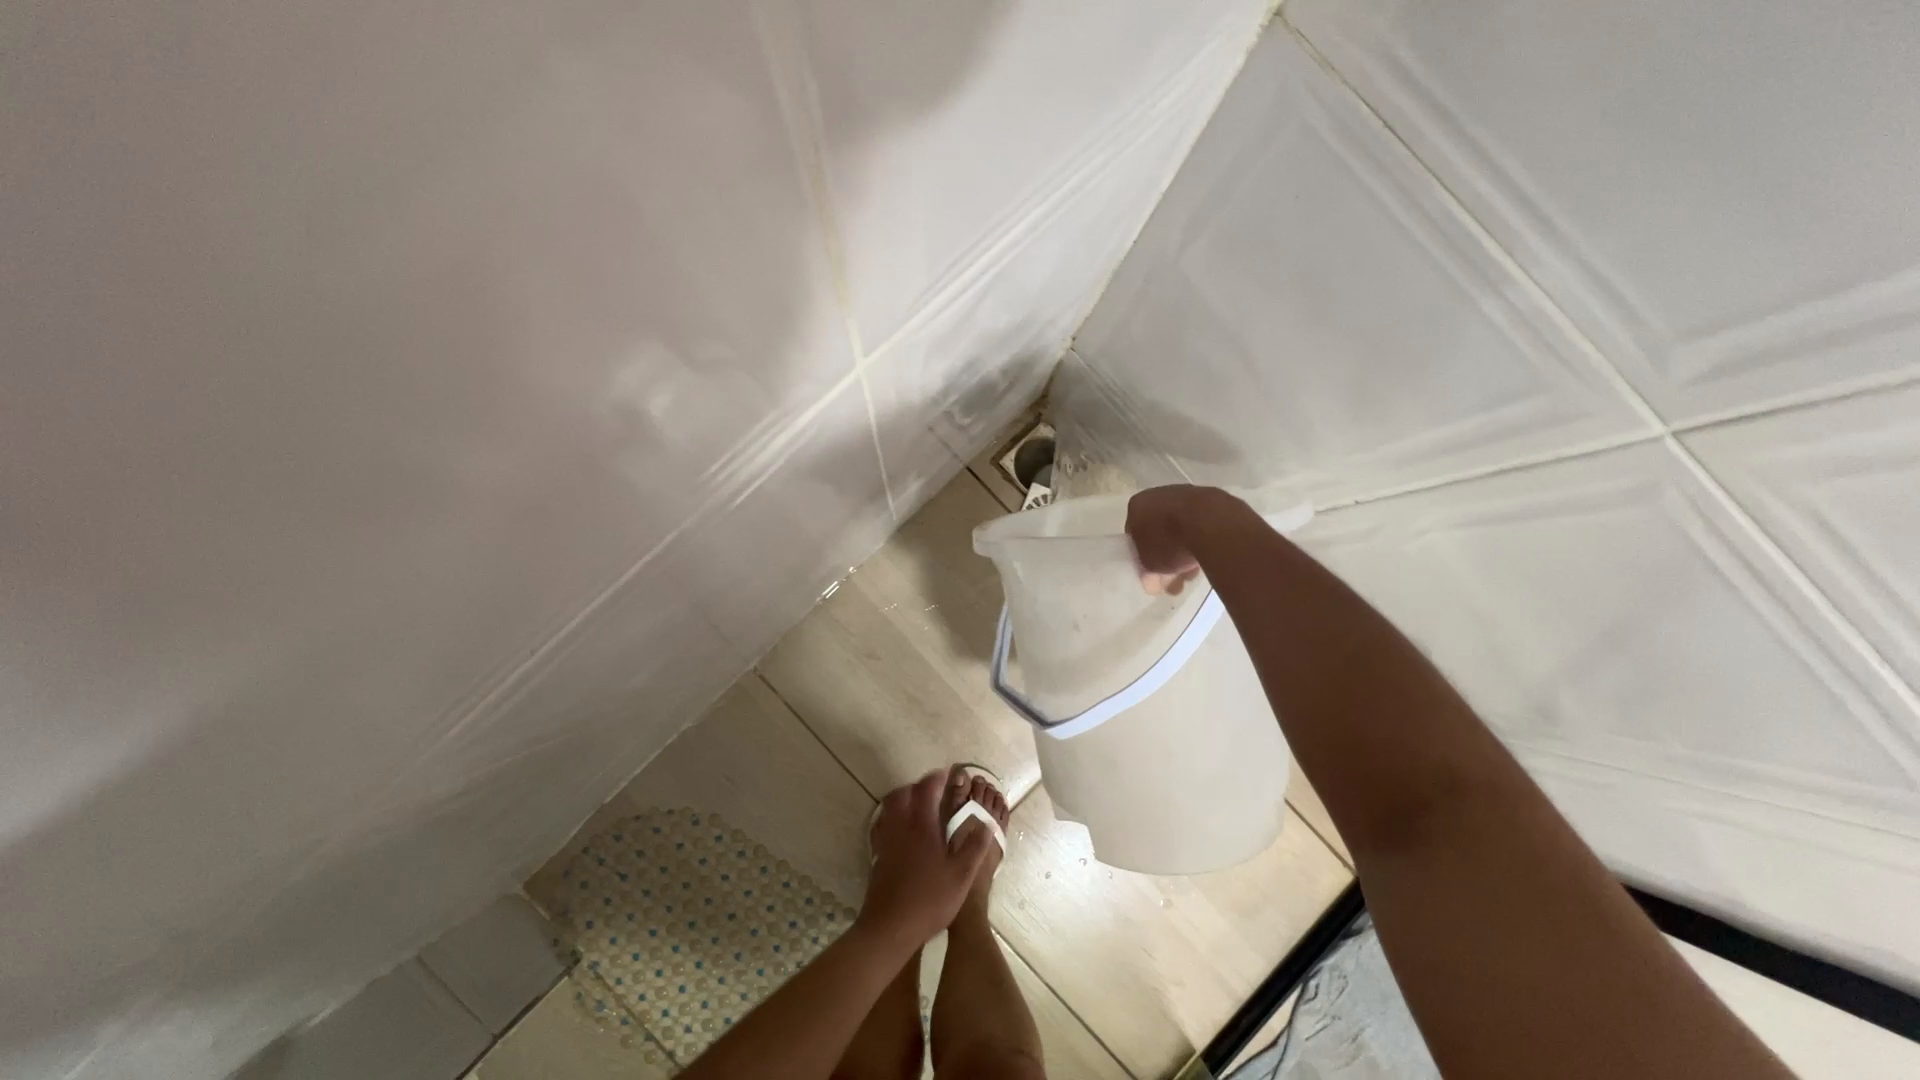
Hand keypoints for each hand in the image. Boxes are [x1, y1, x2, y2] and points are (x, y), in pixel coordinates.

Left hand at [859, 770, 993, 948]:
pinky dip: (891, 817)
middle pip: (903, 793)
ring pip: (889, 807)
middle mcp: (900, 827)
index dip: (937, 778)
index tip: (948, 773)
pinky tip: (899, 829)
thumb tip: (986, 823)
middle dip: (918, 785)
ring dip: (903, 798)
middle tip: (933, 788)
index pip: (927, 790)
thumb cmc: (930, 900)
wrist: (890, 927)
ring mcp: (885, 841)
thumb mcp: (961, 876)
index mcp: (922, 826)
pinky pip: (881, 825)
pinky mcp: (877, 856)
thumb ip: (974, 847)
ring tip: (917, 804)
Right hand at [1125, 484, 1241, 594]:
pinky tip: (1211, 556)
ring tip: (1196, 572)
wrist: (1210, 523)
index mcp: (1138, 505)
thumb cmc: (1169, 543)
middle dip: (1168, 556)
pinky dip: (1204, 538)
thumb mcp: (1149, 567)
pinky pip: (1204, 524)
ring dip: (1188, 549)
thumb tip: (1153, 582)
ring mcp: (1189, 493)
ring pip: (1184, 527)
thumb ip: (1147, 573)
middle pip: (1161, 530)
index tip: (1154, 573)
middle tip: (1177, 579)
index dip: (1142, 556)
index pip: (1134, 533)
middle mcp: (1161, 494)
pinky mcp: (1215, 499)